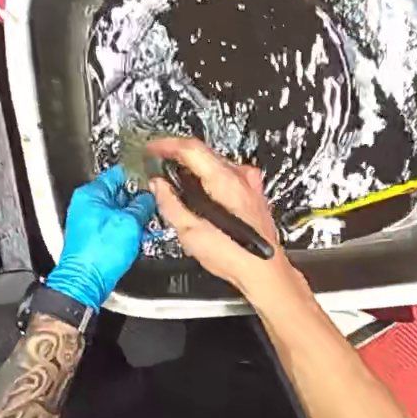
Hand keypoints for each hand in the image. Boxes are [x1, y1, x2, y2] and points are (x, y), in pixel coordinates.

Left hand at [46, 165, 155, 307]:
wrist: (85, 283)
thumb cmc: (98, 254)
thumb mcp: (128, 224)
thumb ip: (141, 206)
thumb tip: (149, 197)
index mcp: (90, 194)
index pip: (118, 174)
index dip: (138, 177)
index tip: (153, 183)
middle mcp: (87, 206)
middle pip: (120, 193)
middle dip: (139, 201)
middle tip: (155, 207)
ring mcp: (91, 223)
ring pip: (120, 212)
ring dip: (135, 218)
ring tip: (150, 224)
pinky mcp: (96, 238)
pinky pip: (116, 228)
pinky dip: (129, 231)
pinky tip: (140, 237)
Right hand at [145, 134, 301, 305]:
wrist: (264, 272)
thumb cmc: (236, 257)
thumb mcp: (192, 234)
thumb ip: (170, 205)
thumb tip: (158, 187)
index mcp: (225, 182)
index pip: (192, 148)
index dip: (167, 145)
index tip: (152, 148)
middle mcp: (241, 178)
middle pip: (203, 153)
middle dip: (178, 155)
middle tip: (158, 162)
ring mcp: (250, 185)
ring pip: (215, 163)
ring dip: (193, 167)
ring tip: (175, 179)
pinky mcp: (253, 195)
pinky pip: (226, 176)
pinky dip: (208, 178)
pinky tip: (199, 193)